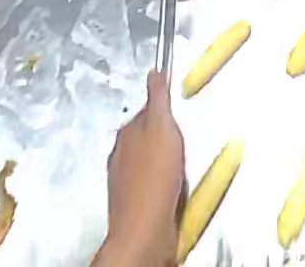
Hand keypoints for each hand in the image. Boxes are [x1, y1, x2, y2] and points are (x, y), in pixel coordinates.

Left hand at [98, 73, 184, 266]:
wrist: (144, 232)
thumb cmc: (155, 176)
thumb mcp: (162, 126)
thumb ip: (158, 99)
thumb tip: (153, 72)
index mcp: (126, 132)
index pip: (147, 109)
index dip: (165, 111)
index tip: (180, 117)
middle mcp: (120, 154)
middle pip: (148, 135)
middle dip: (165, 137)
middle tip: (184, 144)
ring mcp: (124, 180)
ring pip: (149, 160)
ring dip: (164, 161)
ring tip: (181, 167)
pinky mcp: (132, 203)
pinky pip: (151, 183)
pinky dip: (163, 182)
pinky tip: (173, 188)